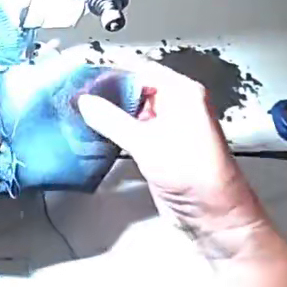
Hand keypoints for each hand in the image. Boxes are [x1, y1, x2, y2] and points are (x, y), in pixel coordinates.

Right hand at [75, 58, 274, 259]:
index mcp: (182, 92)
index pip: (139, 69)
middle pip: (133, 86)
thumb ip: (112, 120)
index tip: (78, 73)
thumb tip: (83, 100)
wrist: (215, 218)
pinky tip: (90, 129)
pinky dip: (112, 128)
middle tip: (71, 92)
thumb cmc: (193, 175)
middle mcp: (175, 103)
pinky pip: (130, 129)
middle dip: (104, 90)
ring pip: (129, 108)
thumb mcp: (147, 144)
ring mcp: (166, 125)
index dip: (109, 70)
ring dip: (106, 110)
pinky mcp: (157, 146)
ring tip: (75, 108)